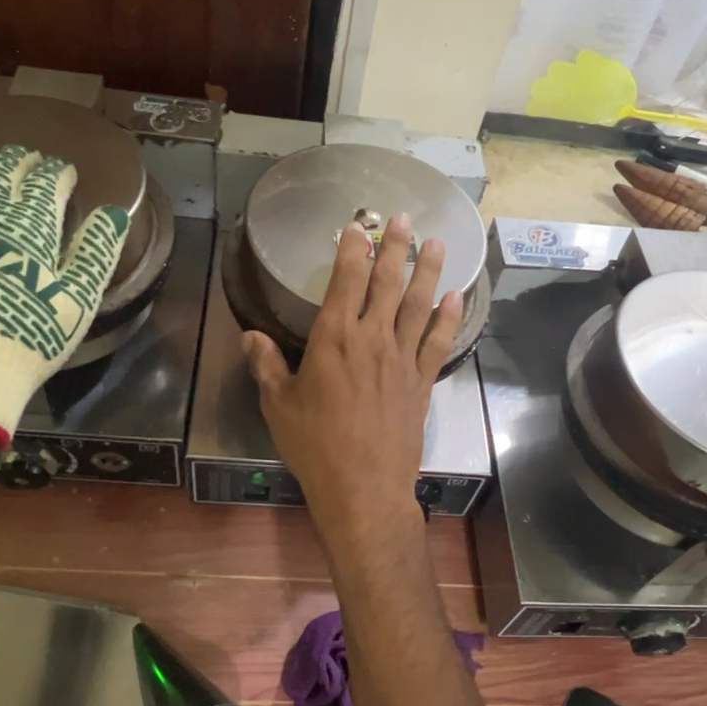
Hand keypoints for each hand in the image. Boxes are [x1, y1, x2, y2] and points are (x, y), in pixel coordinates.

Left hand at [0, 130, 130, 447]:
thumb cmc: (26, 339)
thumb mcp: (77, 302)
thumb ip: (95, 253)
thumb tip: (115, 212)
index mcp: (35, 226)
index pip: (49, 182)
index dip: (58, 174)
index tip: (63, 175)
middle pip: (6, 169)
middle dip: (21, 161)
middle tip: (27, 163)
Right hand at [243, 213, 463, 554]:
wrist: (363, 486)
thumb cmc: (315, 445)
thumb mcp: (278, 405)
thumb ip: (266, 365)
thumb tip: (250, 337)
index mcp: (334, 339)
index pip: (346, 281)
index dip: (353, 250)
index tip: (358, 227)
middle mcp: (372, 339)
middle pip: (388, 283)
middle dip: (396, 248)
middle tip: (405, 219)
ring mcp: (403, 359)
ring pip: (420, 304)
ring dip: (429, 271)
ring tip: (438, 243)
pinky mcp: (422, 382)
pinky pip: (439, 341)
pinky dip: (449, 317)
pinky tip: (456, 298)